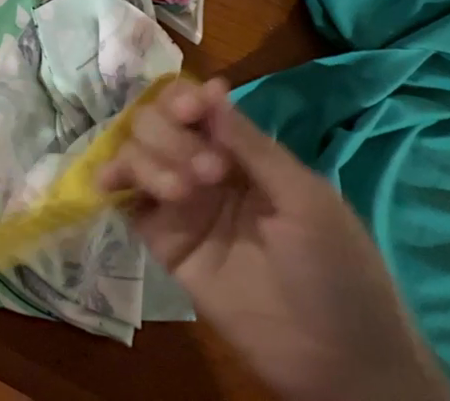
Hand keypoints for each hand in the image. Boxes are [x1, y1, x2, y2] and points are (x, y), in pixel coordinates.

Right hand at [101, 78, 449, 400]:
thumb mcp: (306, 200)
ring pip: (137, 153)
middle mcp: (206, 169)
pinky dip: (111, 181)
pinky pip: (126, 200)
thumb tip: (209, 88)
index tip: (190, 110)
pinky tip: (110, 184)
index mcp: (246, 154)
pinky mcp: (162, 241)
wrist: (336, 360)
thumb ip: (251, 146)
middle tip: (208, 173)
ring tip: (181, 193)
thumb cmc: (339, 272)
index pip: (198, 107)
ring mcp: (182, 205)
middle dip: (173, 136)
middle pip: (159, 123)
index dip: (184, 98)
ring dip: (149, 159)